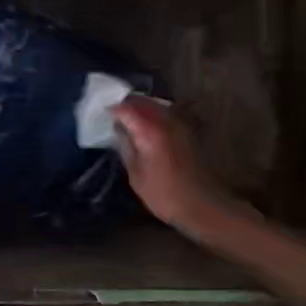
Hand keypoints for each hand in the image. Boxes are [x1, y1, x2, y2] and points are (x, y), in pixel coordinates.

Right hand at [110, 96, 243, 235]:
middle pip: (143, 101)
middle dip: (126, 104)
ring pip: (156, 105)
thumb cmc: (165, 195)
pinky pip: (167, 113)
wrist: (203, 205)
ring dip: (141, 108)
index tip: (102, 114)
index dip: (112, 109)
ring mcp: (181, 123)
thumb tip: (118, 131)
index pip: (126, 108)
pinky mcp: (189, 131)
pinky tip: (148, 127)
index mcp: (150, 130)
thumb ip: (126, 148)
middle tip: (113, 115)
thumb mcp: (136, 176)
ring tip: (128, 120)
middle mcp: (167, 120)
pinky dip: (155, 114)